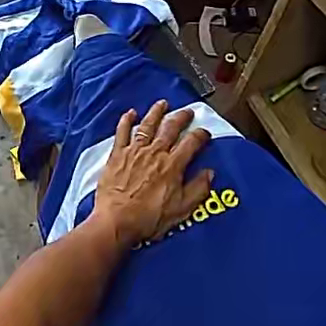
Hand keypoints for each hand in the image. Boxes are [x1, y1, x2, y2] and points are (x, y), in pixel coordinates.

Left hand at [90, 100, 213, 249]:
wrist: (115, 222)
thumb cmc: (148, 218)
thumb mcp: (181, 209)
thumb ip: (198, 189)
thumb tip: (210, 173)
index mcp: (172, 165)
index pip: (192, 142)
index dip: (201, 135)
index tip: (205, 133)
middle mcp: (155, 153)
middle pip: (171, 128)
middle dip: (181, 117)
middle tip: (188, 111)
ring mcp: (135, 152)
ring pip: (148, 125)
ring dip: (156, 112)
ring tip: (162, 104)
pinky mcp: (117, 155)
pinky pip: (122, 133)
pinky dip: (126, 121)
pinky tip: (130, 113)